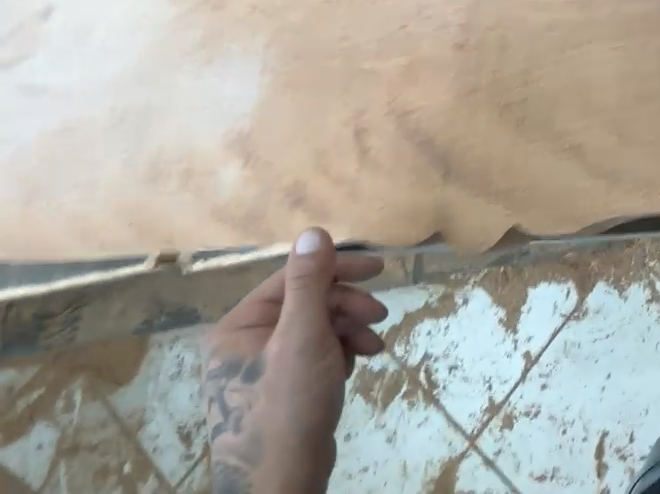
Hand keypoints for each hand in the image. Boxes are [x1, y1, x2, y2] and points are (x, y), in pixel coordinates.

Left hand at [201, 229, 388, 493]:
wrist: (283, 474)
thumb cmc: (289, 402)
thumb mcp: (304, 336)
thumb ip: (309, 283)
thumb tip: (312, 231)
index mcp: (238, 328)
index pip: (294, 277)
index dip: (339, 268)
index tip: (380, 269)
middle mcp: (244, 343)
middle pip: (310, 302)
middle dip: (349, 307)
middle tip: (379, 315)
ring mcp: (262, 366)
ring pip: (319, 326)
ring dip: (352, 329)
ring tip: (371, 348)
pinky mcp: (282, 385)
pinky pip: (318, 351)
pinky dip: (343, 351)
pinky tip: (355, 365)